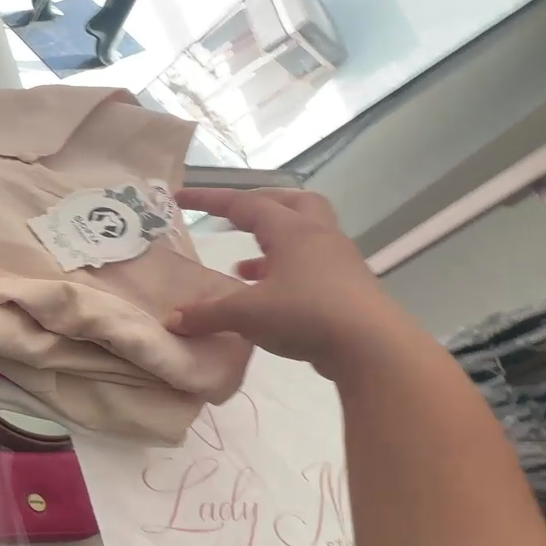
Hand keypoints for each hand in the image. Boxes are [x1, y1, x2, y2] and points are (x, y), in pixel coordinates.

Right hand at [168, 187, 416, 379]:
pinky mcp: (343, 286)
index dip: (210, 199)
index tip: (179, 198)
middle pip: (293, 203)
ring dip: (271, 240)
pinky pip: (308, 264)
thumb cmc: (305, 315)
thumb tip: (174, 319)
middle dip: (259, 204)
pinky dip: (281, 269)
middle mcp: (319, 238)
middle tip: (232, 215)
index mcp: (293, 233)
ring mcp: (336, 261)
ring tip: (241, 264)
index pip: (246, 205)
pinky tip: (263, 292)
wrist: (371, 347)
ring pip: (303, 234)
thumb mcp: (243, 314)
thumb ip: (205, 313)